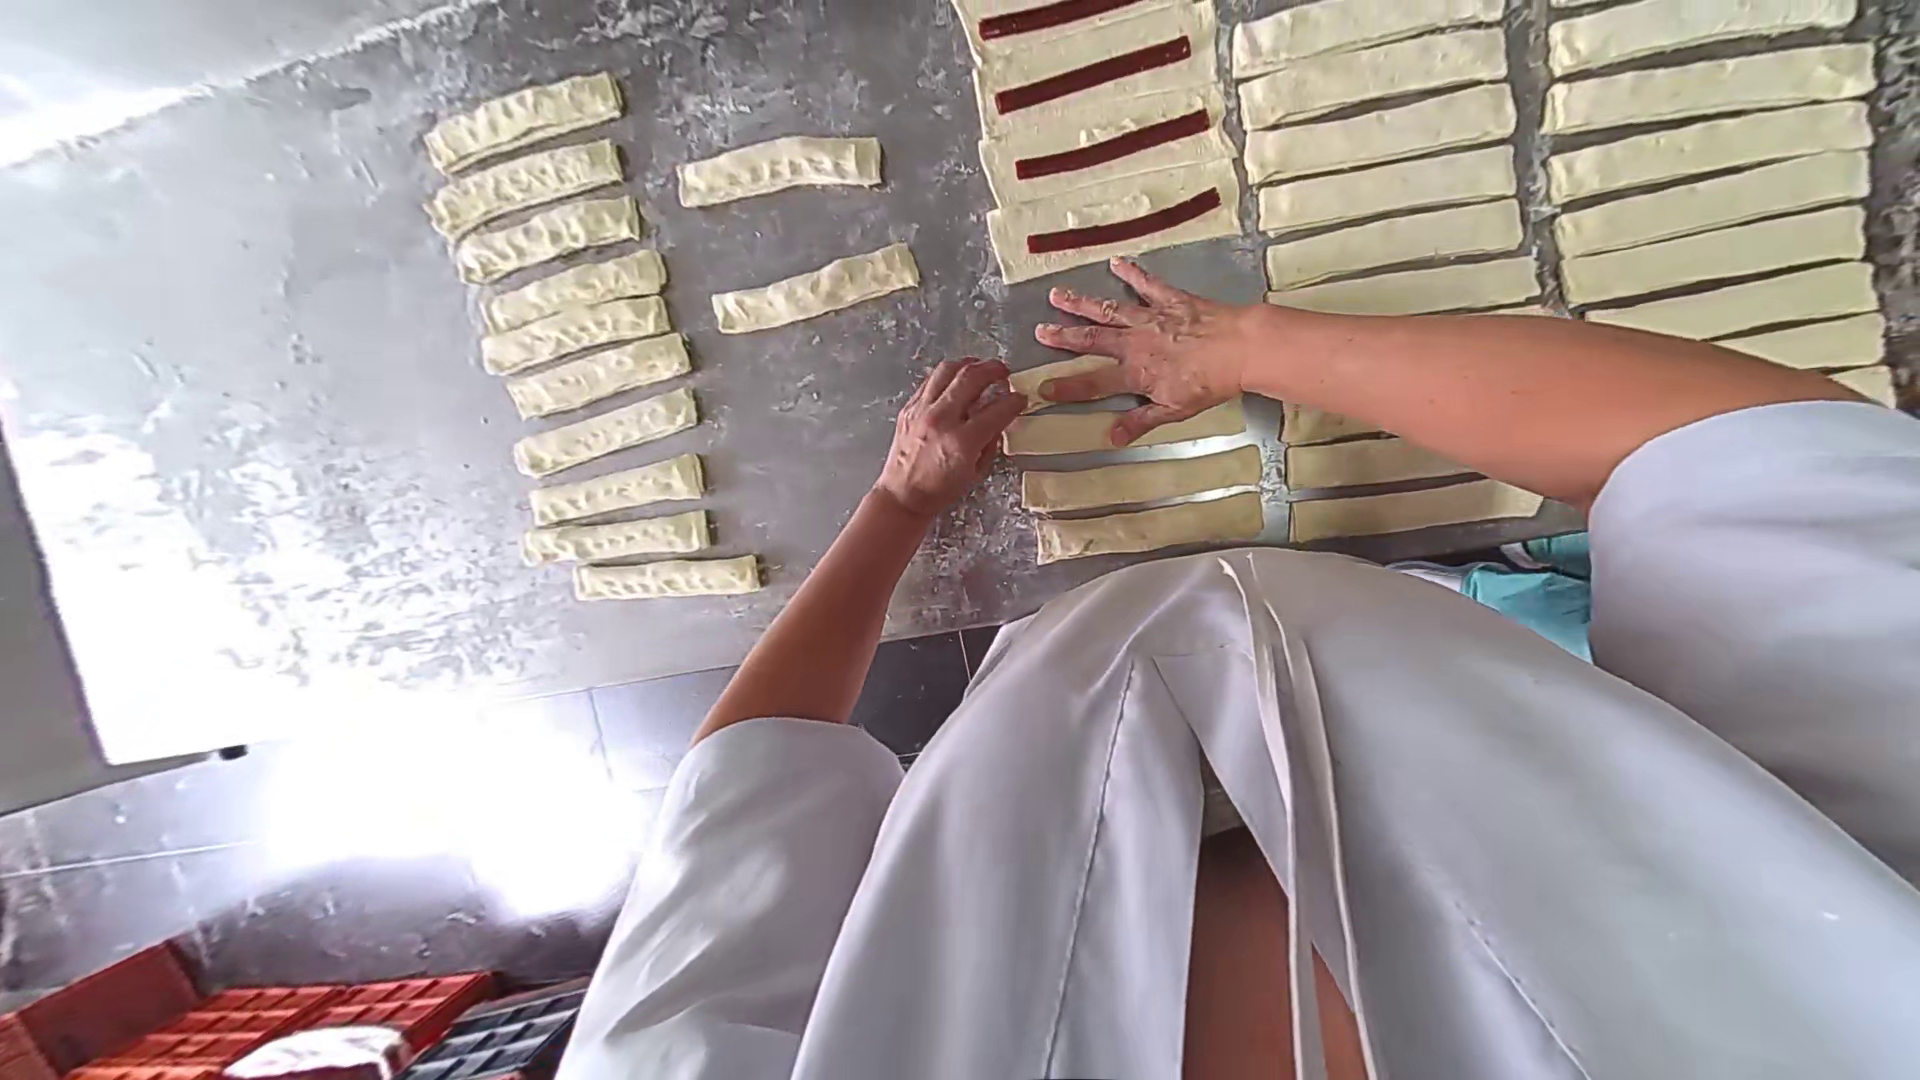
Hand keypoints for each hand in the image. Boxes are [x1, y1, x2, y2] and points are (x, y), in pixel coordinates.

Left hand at [873, 358, 1025, 519]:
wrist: (903, 495)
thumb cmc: (940, 489)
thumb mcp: (976, 471)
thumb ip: (990, 442)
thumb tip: (999, 419)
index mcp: (962, 442)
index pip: (997, 410)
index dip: (1014, 401)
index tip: (1020, 398)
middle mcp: (941, 420)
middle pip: (972, 377)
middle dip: (994, 370)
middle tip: (1003, 372)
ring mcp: (922, 411)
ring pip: (948, 370)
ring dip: (969, 365)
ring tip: (980, 368)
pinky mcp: (909, 408)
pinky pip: (930, 381)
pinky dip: (948, 376)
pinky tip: (956, 380)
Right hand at [1034, 257, 1266, 446]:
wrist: (1243, 348)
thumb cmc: (1210, 383)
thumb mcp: (1173, 411)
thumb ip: (1140, 421)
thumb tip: (1111, 438)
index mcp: (1134, 373)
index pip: (1092, 383)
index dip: (1066, 387)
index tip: (1043, 388)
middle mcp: (1135, 343)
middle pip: (1091, 340)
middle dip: (1063, 336)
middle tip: (1039, 331)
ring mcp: (1150, 318)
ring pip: (1108, 309)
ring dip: (1081, 303)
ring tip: (1057, 295)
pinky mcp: (1170, 300)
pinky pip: (1147, 284)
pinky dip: (1131, 273)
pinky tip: (1116, 263)